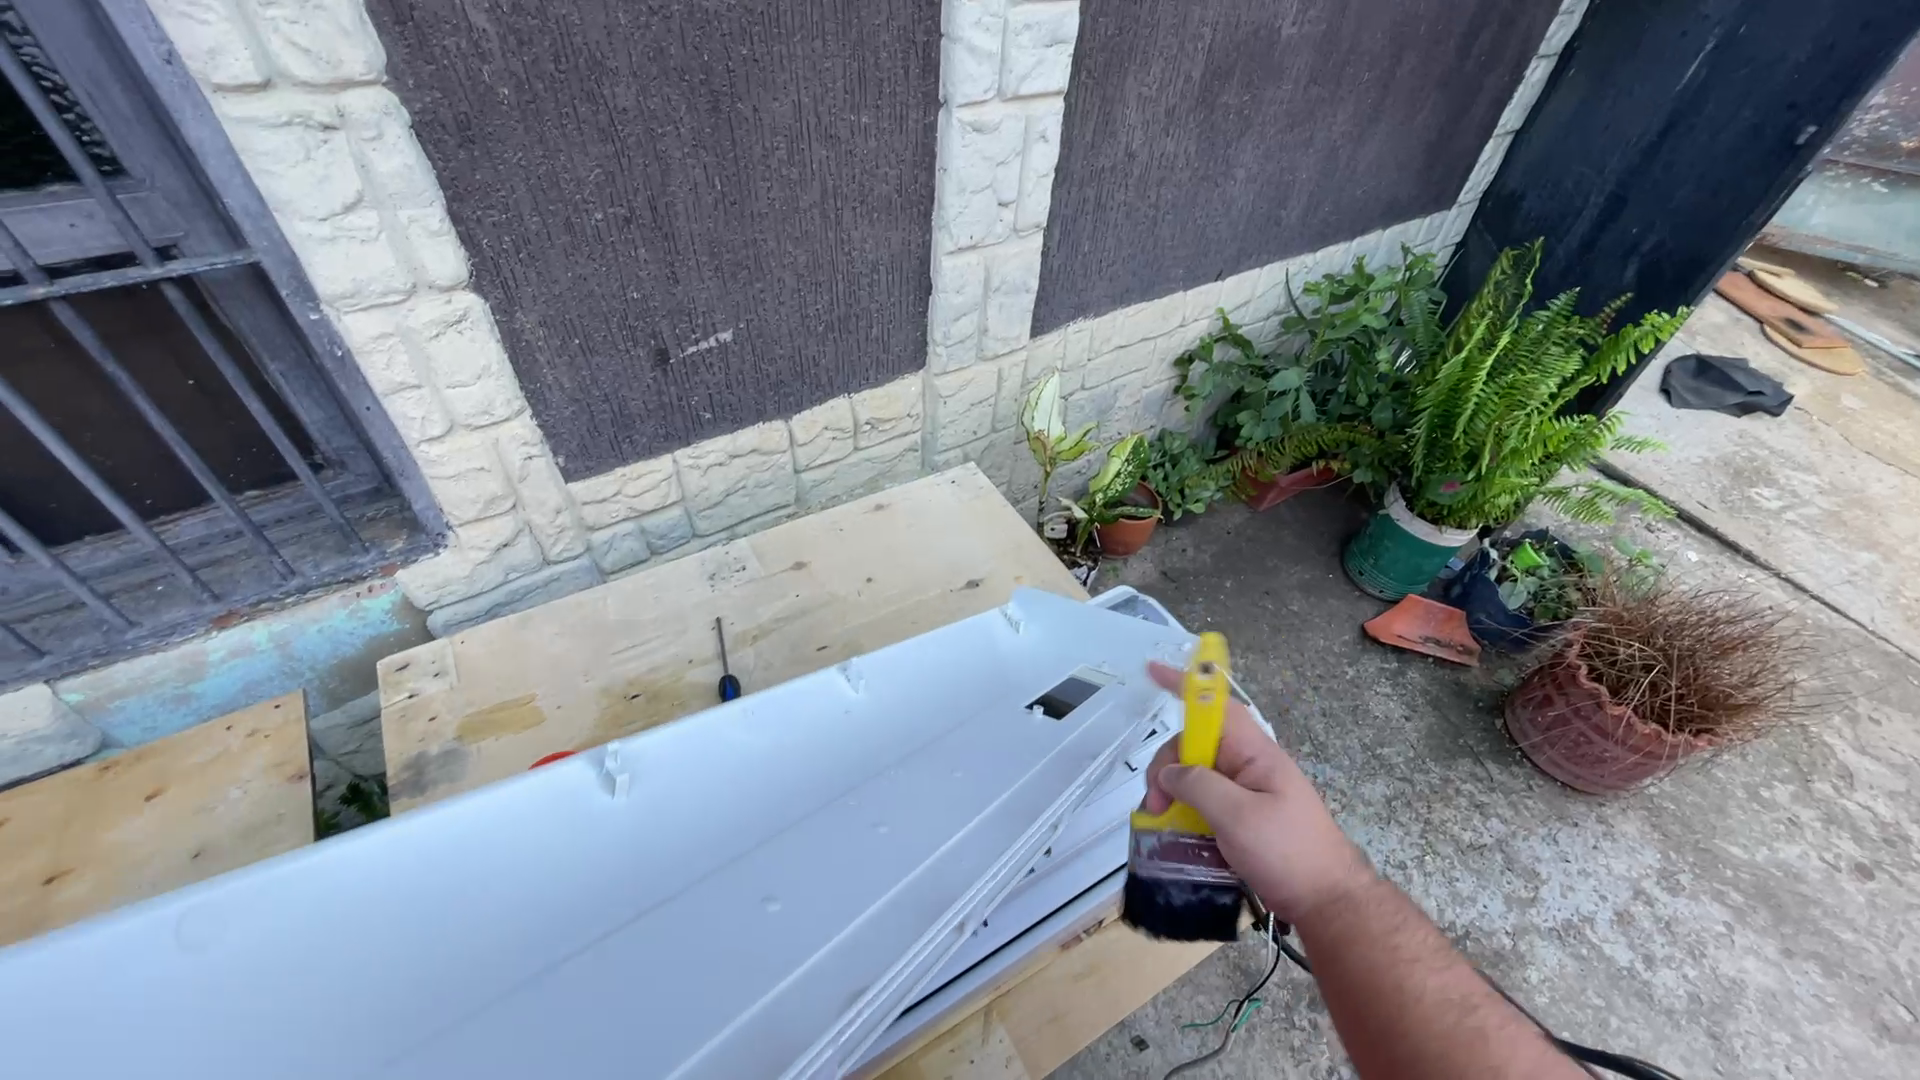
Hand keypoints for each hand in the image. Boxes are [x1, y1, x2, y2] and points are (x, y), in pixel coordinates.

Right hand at [1140, 661, 1373, 923]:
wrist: (1329, 903)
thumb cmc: (1289, 853)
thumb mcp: (1238, 816)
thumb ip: (1198, 786)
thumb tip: (1169, 773)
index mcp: (1255, 753)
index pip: (1216, 706)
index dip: (1184, 686)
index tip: (1152, 671)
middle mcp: (1248, 764)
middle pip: (1195, 744)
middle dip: (1167, 765)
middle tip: (1155, 804)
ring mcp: (1246, 791)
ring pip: (1195, 773)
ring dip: (1172, 790)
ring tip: (1161, 819)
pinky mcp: (1242, 816)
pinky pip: (1204, 799)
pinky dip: (1184, 809)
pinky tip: (1175, 830)